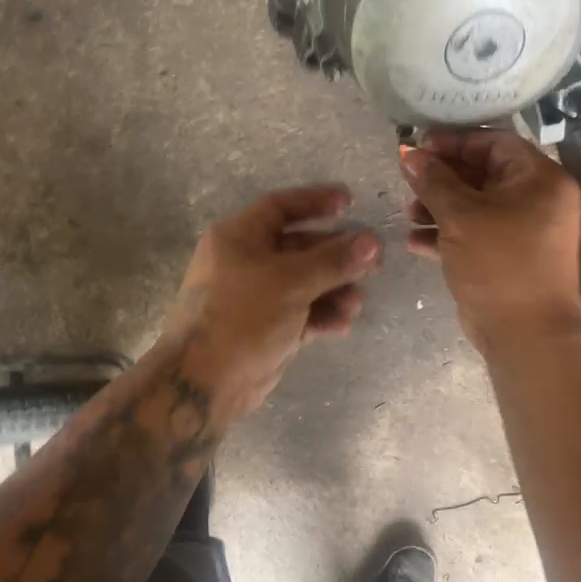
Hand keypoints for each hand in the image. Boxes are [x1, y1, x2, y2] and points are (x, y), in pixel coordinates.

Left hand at [159, 186, 382, 418]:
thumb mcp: (291, 281)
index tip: (351, 202)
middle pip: (299, 248)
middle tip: (374, 263)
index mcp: (238, 237)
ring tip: (358, 301)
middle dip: (336, 255)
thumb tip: (372, 241)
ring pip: (303, 283)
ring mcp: (255, 297)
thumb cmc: (243, 315)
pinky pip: (300, 313)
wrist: (206, 380)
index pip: (280, 207)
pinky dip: (321, 316)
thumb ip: (333, 260)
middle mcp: (245, 261)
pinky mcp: (264, 328)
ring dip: (334, 290)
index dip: (315, 202)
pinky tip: (343, 324)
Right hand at [400, 129, 580, 348]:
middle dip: (442, 177)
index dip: (454, 142)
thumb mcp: (460, 216)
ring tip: (407, 214)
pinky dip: (447, 234)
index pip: (495, 143)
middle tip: (407, 179)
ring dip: (439, 207)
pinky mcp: (509, 257)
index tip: (418, 146)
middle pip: (483, 174)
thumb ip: (433, 181)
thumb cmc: (498, 263)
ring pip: (476, 206)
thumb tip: (410, 154)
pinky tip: (415, 242)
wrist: (525, 332)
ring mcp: (525, 230)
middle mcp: (538, 199)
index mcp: (540, 179)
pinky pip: (476, 234)